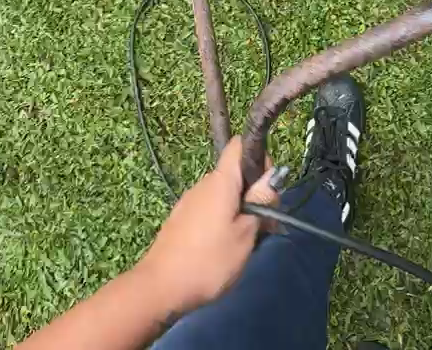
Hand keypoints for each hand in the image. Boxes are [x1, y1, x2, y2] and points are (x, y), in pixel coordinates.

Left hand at [132, 139, 280, 314]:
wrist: (160, 286)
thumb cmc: (209, 260)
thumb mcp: (245, 235)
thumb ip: (260, 203)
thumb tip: (270, 180)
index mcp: (221, 180)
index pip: (240, 144)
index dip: (259, 157)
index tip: (268, 187)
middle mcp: (205, 183)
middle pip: (235, 174)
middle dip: (254, 193)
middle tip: (264, 224)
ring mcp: (191, 200)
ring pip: (224, 194)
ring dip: (239, 209)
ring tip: (245, 241)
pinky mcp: (183, 217)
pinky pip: (210, 208)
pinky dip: (223, 220)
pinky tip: (223, 247)